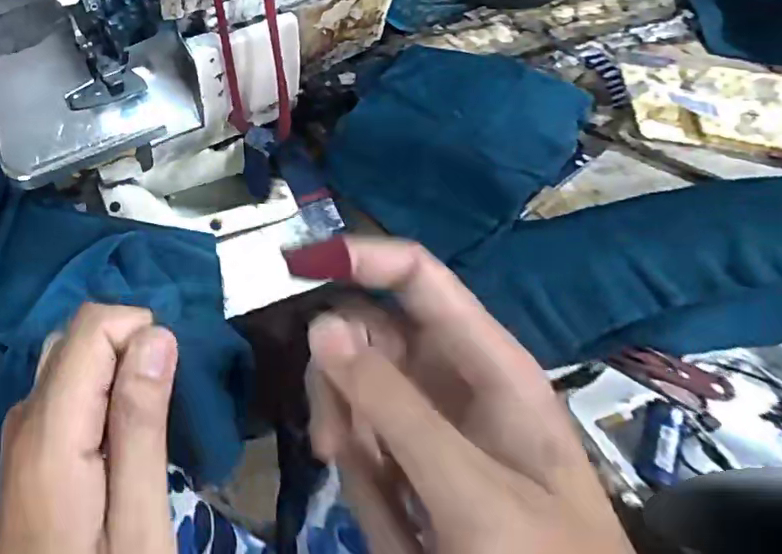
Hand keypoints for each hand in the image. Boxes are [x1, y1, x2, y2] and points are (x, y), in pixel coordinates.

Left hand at [0, 303, 179, 553]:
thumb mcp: (137, 527)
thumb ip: (140, 423)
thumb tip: (155, 334)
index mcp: (48, 426)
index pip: (91, 326)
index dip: (138, 331)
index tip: (175, 377)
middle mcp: (25, 412)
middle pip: (77, 336)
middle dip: (129, 347)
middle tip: (168, 405)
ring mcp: (20, 429)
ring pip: (70, 357)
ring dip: (116, 367)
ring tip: (152, 420)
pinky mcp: (26, 447)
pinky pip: (63, 387)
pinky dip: (98, 388)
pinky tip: (123, 435)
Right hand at [298, 238, 631, 553]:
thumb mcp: (471, 492)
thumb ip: (392, 405)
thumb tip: (318, 324)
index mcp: (489, 364)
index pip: (415, 275)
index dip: (357, 256)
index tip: (293, 266)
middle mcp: (452, 377)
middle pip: (365, 329)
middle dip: (338, 376)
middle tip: (329, 437)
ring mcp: (429, 419)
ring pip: (351, 380)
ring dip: (345, 429)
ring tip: (377, 498)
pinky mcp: (409, 458)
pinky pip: (358, 432)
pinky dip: (359, 469)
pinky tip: (395, 525)